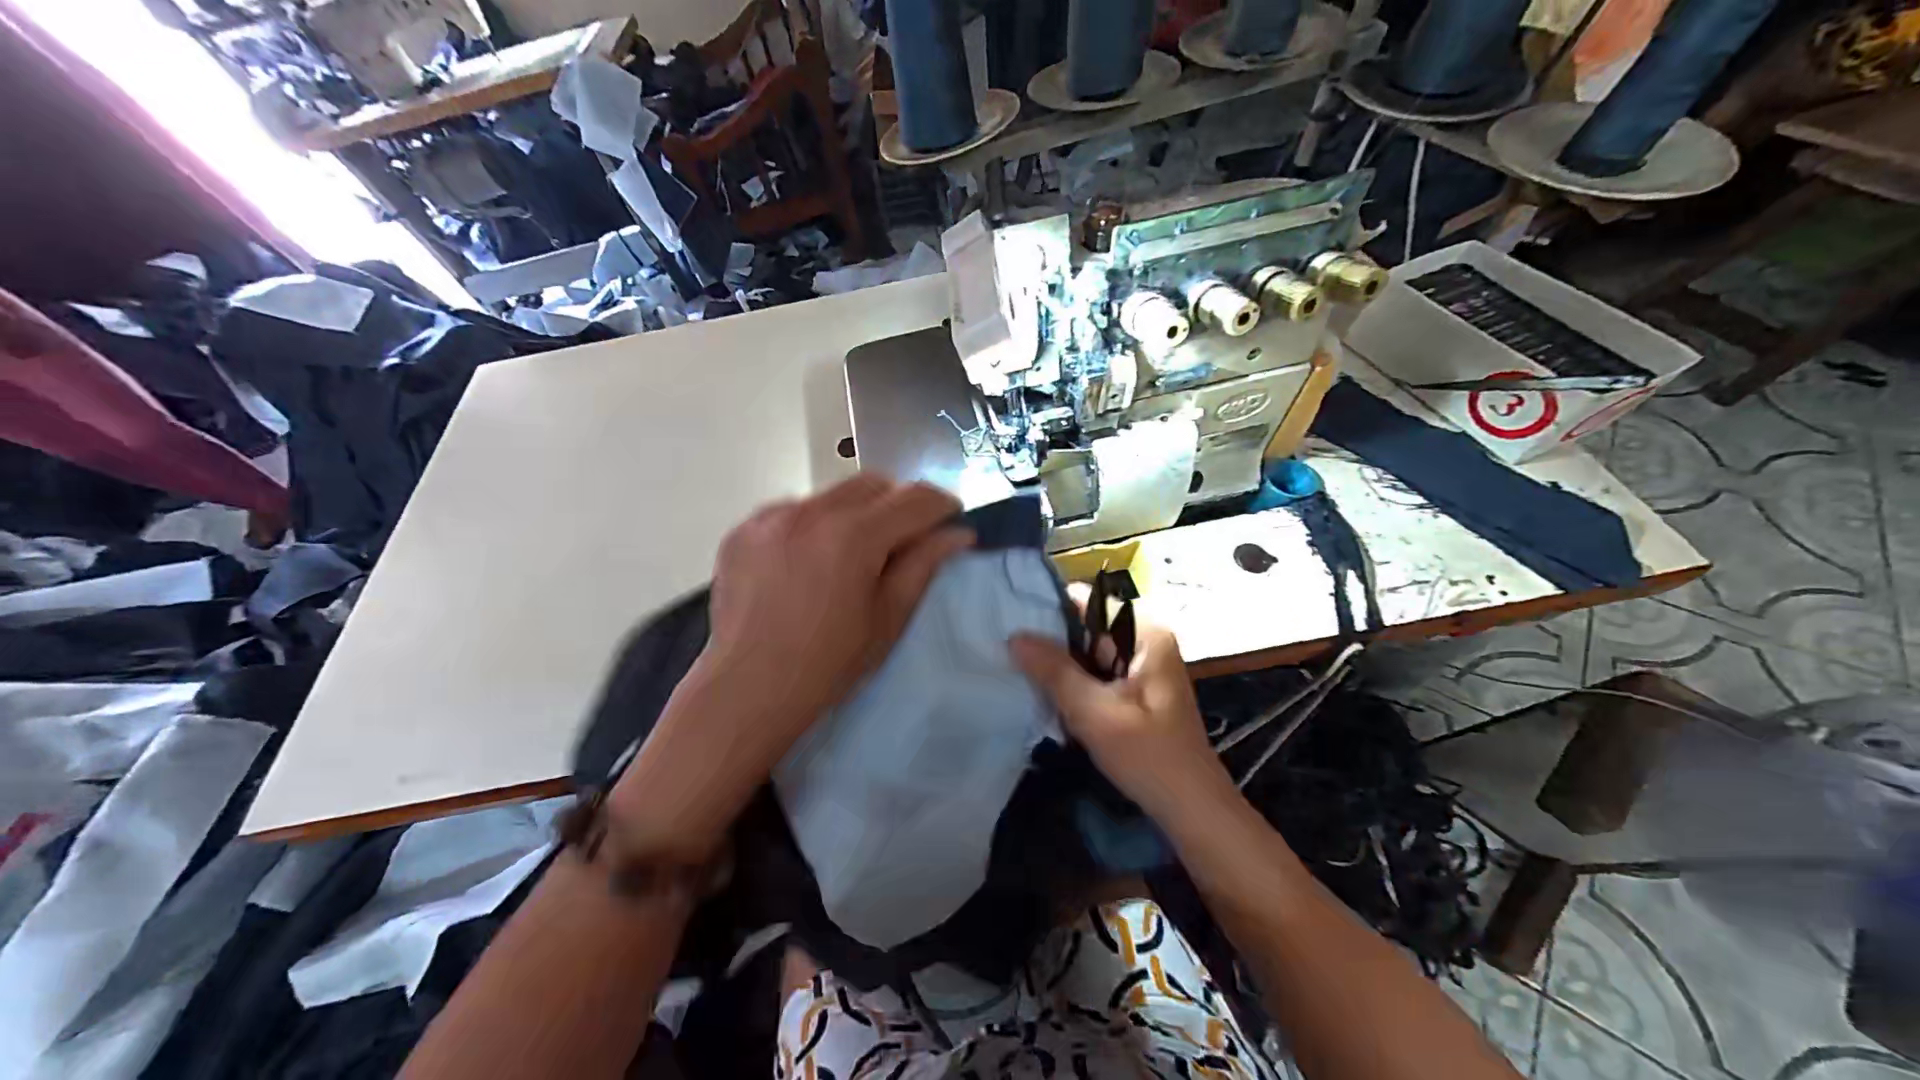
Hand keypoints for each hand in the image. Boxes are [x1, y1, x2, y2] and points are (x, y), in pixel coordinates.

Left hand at [611, 476, 970, 859]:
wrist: (749, 689)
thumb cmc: (829, 663)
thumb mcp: (888, 618)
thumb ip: (923, 565)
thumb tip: (958, 533)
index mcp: (853, 536)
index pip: (913, 498)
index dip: (941, 504)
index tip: (950, 518)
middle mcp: (810, 512)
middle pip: (872, 483)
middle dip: (896, 503)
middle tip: (901, 540)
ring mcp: (770, 517)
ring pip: (831, 494)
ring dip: (852, 513)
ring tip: (848, 555)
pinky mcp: (743, 529)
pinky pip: (792, 509)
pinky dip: (811, 524)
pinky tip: (806, 562)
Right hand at [1011, 617, 1231, 820]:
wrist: (1190, 807)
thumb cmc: (1147, 755)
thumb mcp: (1093, 711)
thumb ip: (1054, 670)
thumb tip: (1015, 636)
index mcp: (1146, 634)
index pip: (1090, 600)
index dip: (1050, 606)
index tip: (1010, 617)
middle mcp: (1146, 641)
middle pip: (1088, 625)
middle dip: (1052, 640)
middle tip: (1007, 649)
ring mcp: (1142, 667)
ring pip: (1088, 652)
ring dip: (1060, 665)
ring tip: (1019, 669)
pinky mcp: (1135, 690)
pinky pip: (1096, 673)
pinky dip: (1074, 683)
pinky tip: (1047, 694)